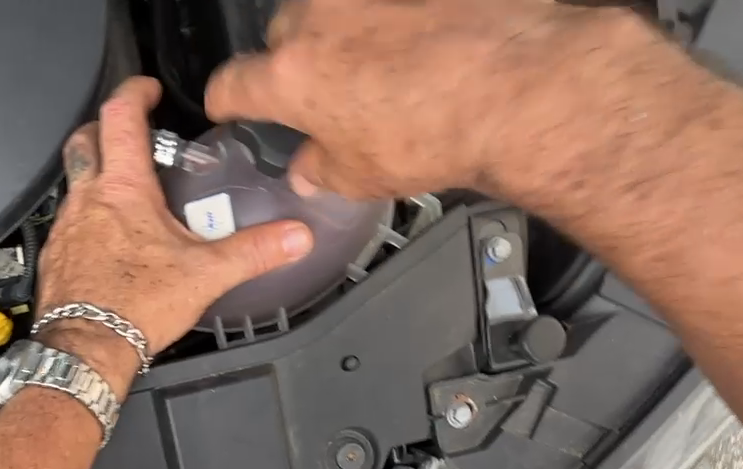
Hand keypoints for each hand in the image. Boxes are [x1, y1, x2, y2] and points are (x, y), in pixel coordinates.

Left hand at [36, 76, 315, 396]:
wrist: (89, 348)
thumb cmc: (136, 307)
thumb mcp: (205, 275)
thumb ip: (253, 251)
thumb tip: (293, 238)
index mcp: (123, 190)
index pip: (120, 116)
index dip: (135, 94)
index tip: (148, 92)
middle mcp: (87, 201)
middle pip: (84, 141)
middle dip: (105, 129)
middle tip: (128, 136)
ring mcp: (66, 228)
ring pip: (75, 184)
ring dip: (96, 179)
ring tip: (126, 198)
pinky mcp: (56, 258)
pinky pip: (68, 225)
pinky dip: (87, 221)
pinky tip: (107, 244)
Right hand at [206, 0, 660, 201]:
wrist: (517, 83)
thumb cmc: (436, 130)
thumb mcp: (360, 178)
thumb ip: (320, 169)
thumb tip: (309, 169)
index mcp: (291, 76)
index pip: (231, 85)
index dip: (226, 102)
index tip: (230, 106)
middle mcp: (318, 19)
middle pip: (281, 39)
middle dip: (293, 67)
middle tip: (324, 100)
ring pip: (330, 12)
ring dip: (340, 38)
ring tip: (377, 72)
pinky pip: (383, 7)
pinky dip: (388, 22)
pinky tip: (413, 47)